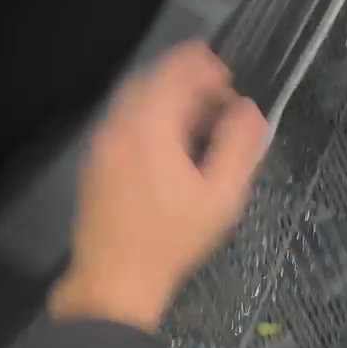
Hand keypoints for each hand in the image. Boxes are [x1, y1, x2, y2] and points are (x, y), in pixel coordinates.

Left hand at [51, 41, 268, 330]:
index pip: (175, 70)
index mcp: (149, 127)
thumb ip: (240, 144)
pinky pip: (126, 119)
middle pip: (153, 78)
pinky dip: (155, 116)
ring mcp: (102, 143)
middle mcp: (118, 125)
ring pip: (137, 98)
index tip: (233, 86)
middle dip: (191, 82)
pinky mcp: (97, 161)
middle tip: (224, 103)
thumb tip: (249, 109)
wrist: (115, 279)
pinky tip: (176, 144)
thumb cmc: (174, 236)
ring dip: (173, 99)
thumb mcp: (223, 194)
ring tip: (204, 123)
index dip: (207, 68)